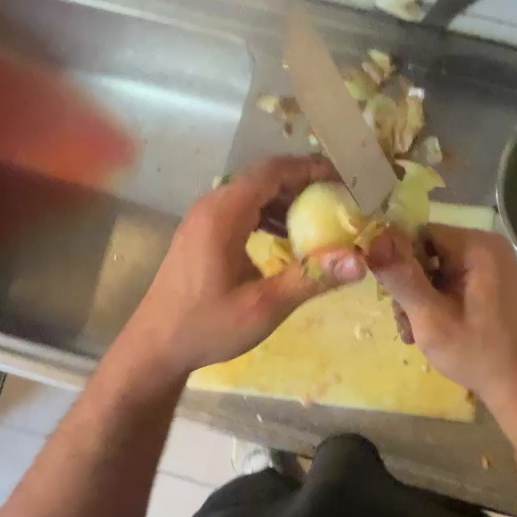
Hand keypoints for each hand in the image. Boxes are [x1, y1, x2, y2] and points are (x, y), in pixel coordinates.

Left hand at [118, 156, 366, 376]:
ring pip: (251, 194)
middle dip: (304, 184)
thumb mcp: (264, 306)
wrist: (156, 348)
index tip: (345, 180)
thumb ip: (311, 278)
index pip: (273, 171)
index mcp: (223, 214)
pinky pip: (240, 211)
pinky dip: (268, 216)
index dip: (311, 169)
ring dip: (286, 201)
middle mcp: (211, 207)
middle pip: (263, 178)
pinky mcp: (200, 236)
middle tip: (340, 201)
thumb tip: (360, 261)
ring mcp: (202, 220)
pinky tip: (286, 241)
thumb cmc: (207, 327)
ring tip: (320, 221)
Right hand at [365, 226, 516, 406]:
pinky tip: (432, 329)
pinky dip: (436, 303)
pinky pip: (451, 281)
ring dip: (419, 299)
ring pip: (434, 269)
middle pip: (426, 252)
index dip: (398, 262)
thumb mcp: (431, 317)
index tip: (392, 298)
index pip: (418, 234)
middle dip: (409, 287)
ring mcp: (491, 265)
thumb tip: (372, 240)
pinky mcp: (491, 282)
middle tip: (405, 324)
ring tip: (416, 333)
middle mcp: (486, 246)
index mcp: (476, 246)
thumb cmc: (477, 353)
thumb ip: (402, 278)